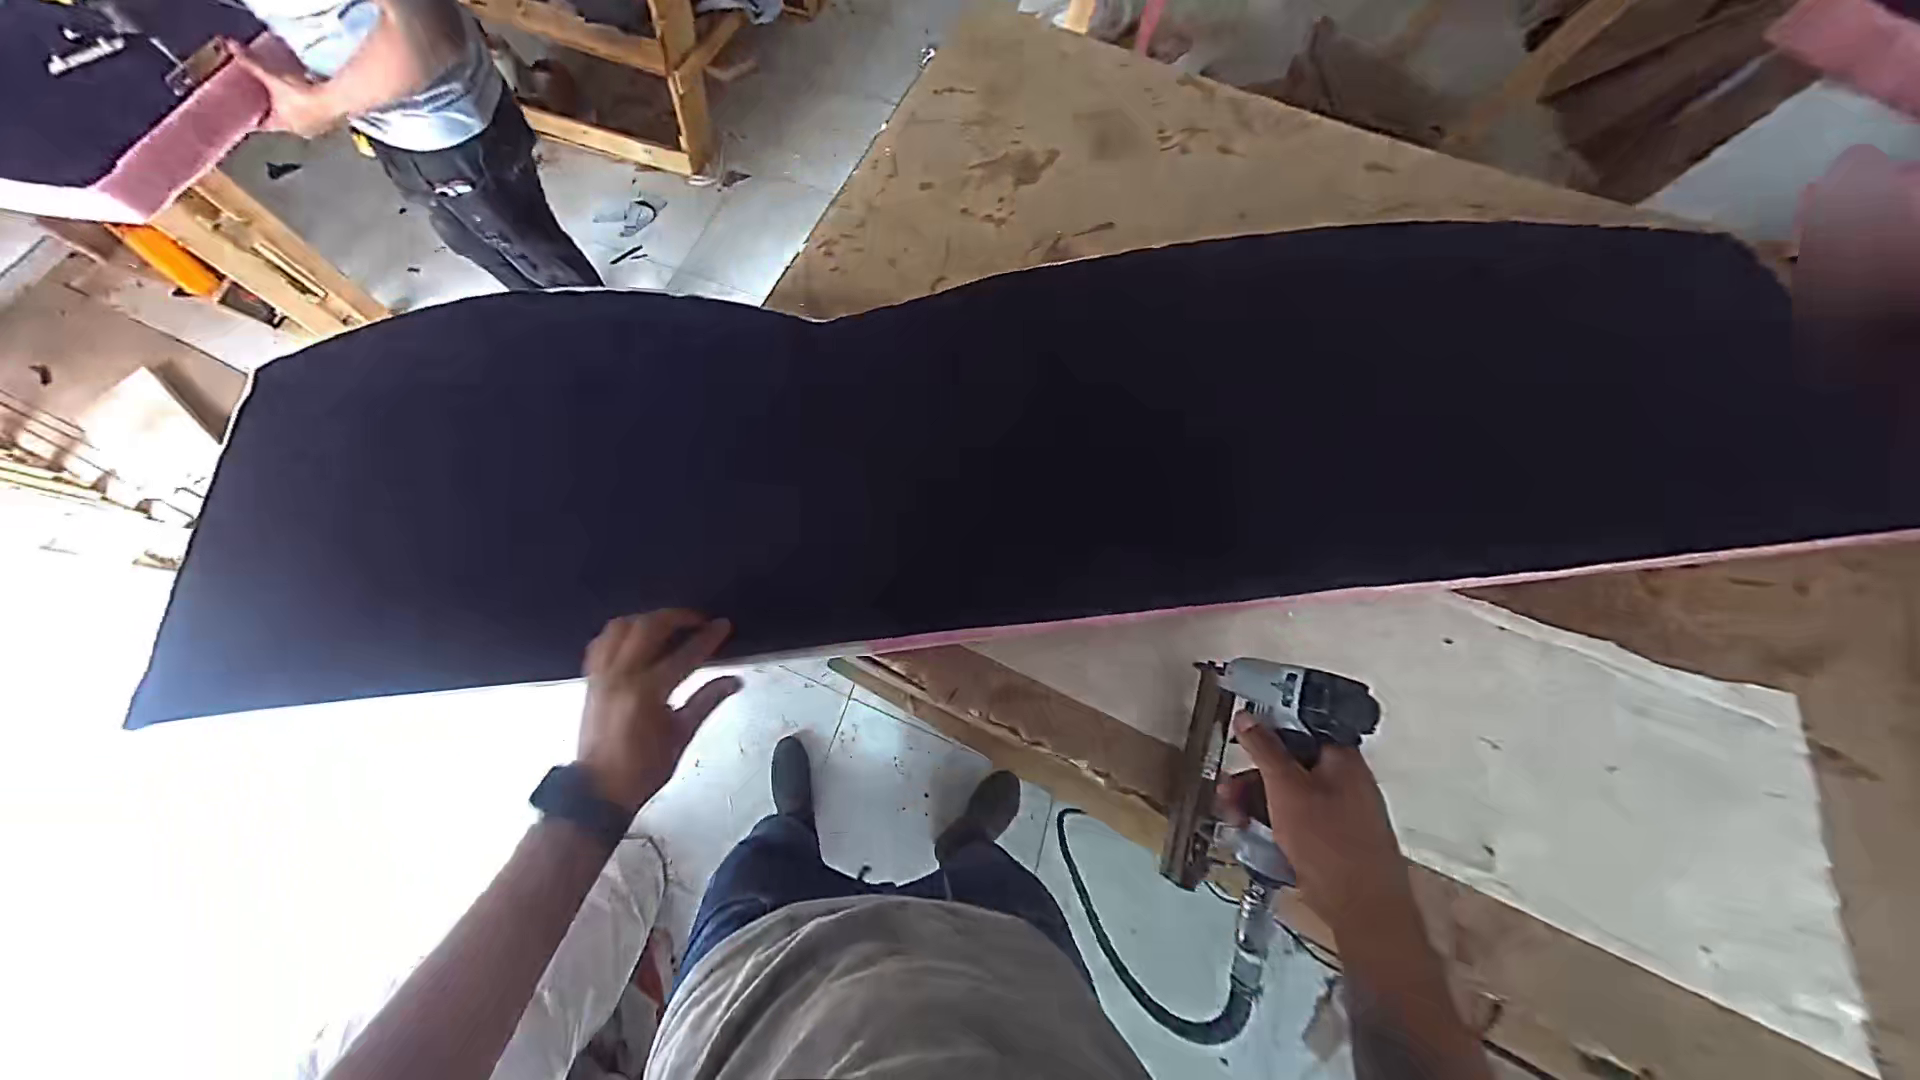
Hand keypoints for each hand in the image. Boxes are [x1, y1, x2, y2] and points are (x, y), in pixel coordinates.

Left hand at [222, 40, 343, 137]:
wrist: (335, 101)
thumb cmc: (302, 95)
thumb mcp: (271, 78)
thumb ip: (250, 64)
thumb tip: (230, 45)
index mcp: (282, 124)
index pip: (262, 125)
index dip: (253, 118)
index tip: (245, 112)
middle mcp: (299, 131)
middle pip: (281, 124)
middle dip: (274, 114)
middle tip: (266, 102)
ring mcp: (316, 131)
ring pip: (298, 123)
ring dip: (293, 116)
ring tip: (288, 102)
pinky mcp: (330, 127)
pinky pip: (314, 122)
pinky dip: (308, 115)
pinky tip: (307, 105)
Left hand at [576, 610, 741, 810]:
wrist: (598, 791)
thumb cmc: (642, 768)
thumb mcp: (682, 734)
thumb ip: (707, 700)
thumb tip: (733, 681)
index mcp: (648, 692)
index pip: (686, 653)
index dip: (709, 637)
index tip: (723, 625)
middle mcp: (621, 677)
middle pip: (649, 627)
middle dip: (677, 616)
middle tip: (697, 619)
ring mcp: (602, 677)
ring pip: (621, 628)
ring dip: (647, 619)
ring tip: (667, 623)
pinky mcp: (591, 681)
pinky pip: (601, 643)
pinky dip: (620, 634)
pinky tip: (634, 638)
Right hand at [1216, 713, 1411, 926]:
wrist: (1362, 910)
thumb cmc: (1326, 839)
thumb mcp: (1286, 787)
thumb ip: (1264, 749)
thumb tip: (1245, 715)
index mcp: (1342, 759)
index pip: (1303, 726)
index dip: (1269, 726)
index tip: (1240, 733)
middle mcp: (1344, 780)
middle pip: (1290, 761)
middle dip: (1252, 773)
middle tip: (1227, 787)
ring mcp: (1340, 811)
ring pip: (1288, 791)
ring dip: (1255, 797)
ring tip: (1231, 814)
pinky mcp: (1331, 838)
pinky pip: (1295, 816)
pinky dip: (1270, 818)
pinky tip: (1248, 829)